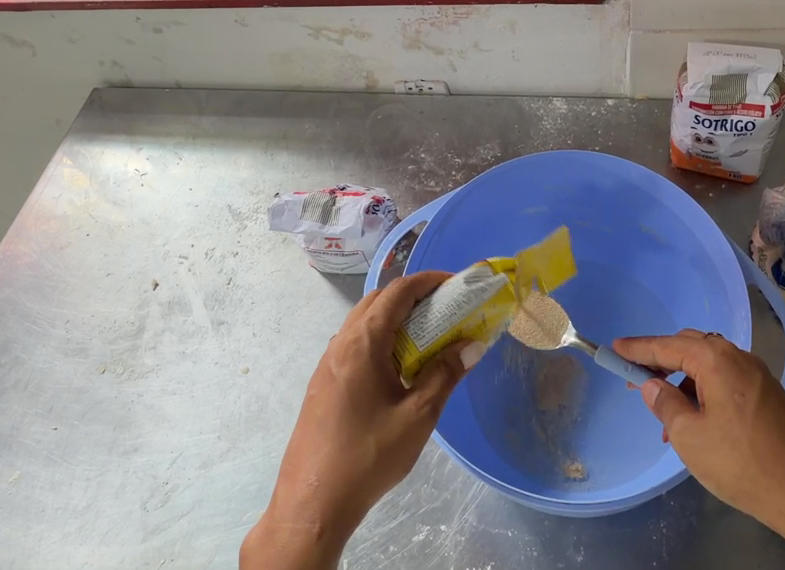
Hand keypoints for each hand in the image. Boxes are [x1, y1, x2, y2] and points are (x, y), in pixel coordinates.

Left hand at [242, 271, 480, 568]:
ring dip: (395, 318)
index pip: (397, 291)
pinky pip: (354, 344)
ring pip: (364, 322)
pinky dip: (380, 339)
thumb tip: (472, 344)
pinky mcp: (323, 383)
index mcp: (362, 343)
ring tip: (427, 337)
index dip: (428, 281)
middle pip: (378, 300)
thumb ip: (445, 375)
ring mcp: (328, 363)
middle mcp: (341, 343)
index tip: (457, 285)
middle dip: (413, 296)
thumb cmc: (368, 456)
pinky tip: (398, 368)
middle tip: (445, 309)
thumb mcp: (417, 417)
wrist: (312, 503)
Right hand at [614, 331, 784, 569]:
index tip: (615, 348)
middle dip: (661, 360)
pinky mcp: (769, 395)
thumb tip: (652, 385)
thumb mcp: (690, 437)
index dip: (639, 348)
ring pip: (710, 365)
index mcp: (717, 360)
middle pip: (690, 347)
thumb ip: (666, 404)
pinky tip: (698, 422)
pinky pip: (726, 380)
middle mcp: (738, 357)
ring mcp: (758, 375)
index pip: (668, 346)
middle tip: (636, 378)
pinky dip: (705, 391)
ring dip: (684, 381)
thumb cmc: (742, 463)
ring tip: (667, 414)